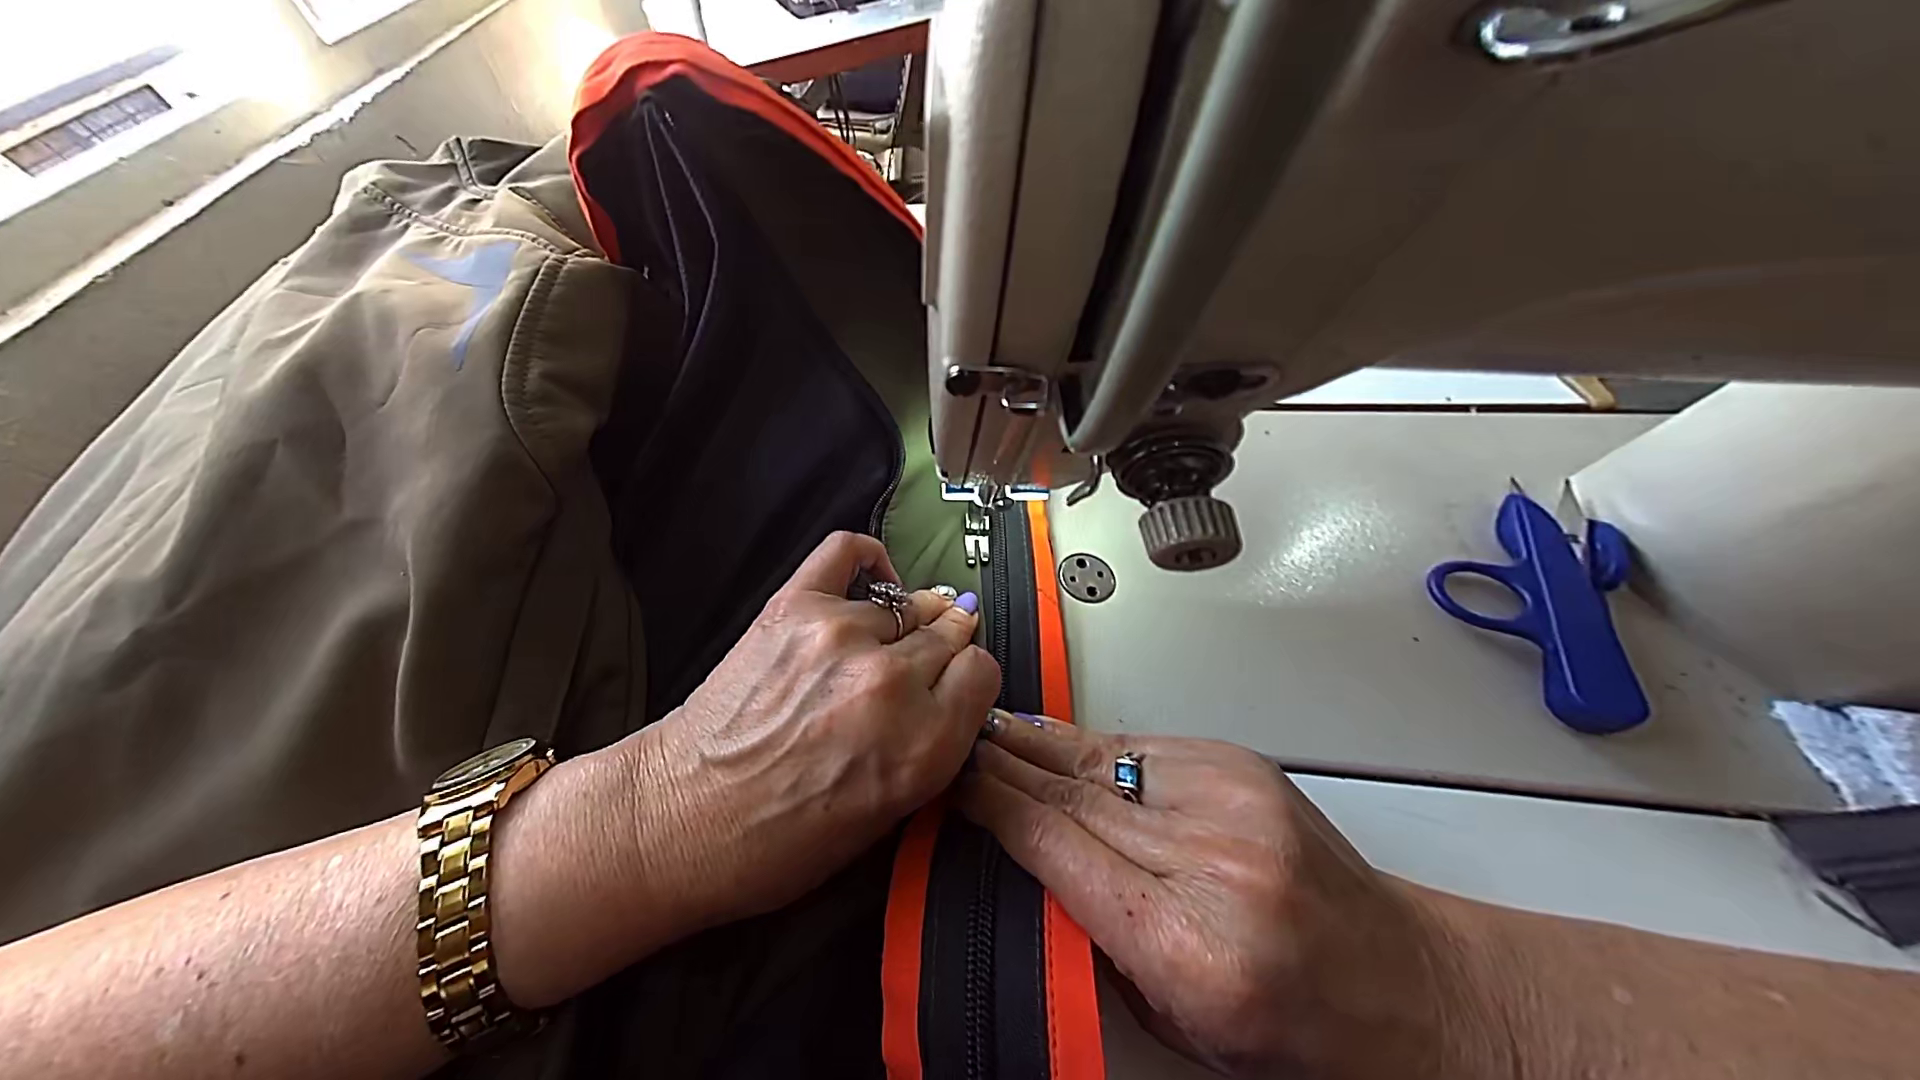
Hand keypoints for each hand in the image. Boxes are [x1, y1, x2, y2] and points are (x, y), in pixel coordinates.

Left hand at [630, 532, 1000, 934]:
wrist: (682, 819)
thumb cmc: (779, 837)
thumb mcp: (889, 813)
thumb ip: (936, 739)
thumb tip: (957, 675)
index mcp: (922, 745)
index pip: (982, 671)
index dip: (966, 680)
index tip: (952, 685)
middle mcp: (890, 683)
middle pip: (949, 633)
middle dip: (937, 654)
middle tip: (911, 672)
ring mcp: (840, 635)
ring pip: (904, 606)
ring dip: (897, 628)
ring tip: (869, 654)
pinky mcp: (793, 606)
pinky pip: (850, 551)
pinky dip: (870, 561)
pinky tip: (874, 581)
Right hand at [960, 717, 1491, 1078]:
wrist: (1402, 982)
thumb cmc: (1293, 1025)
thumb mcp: (1171, 1017)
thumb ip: (1090, 933)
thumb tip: (1025, 849)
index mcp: (1188, 942)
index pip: (1057, 845)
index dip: (998, 805)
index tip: (960, 784)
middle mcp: (1211, 856)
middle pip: (1074, 790)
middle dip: (1007, 764)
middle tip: (964, 745)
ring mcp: (1232, 798)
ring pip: (1102, 756)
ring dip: (1042, 745)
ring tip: (997, 733)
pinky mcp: (1242, 765)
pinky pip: (1141, 745)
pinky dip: (1094, 748)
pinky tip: (1062, 745)